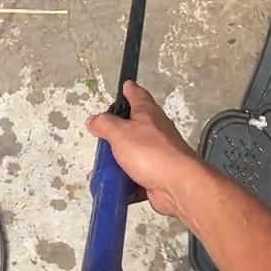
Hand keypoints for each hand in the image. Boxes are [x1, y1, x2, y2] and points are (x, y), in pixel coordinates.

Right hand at [86, 81, 213, 224]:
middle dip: (118, 130)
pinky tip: (110, 183)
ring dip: (117, 158)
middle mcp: (155, 130)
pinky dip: (123, 178)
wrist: (177, 185)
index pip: (138, 96)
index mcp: (147, 114)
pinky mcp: (158, 173)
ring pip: (133, 152)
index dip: (131, 90)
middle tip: (102, 133)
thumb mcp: (119, 133)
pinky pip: (136, 173)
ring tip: (99, 166)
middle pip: (134, 125)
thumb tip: (93, 120)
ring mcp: (158, 153)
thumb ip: (104, 124)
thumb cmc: (150, 152)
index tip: (127, 85)